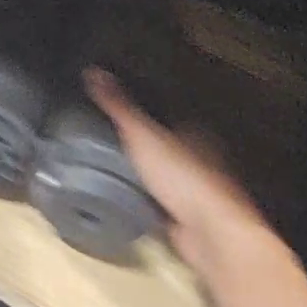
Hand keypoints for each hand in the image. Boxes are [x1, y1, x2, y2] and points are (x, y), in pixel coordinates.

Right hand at [84, 67, 275, 277]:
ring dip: (145, 170)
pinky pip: (162, 198)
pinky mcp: (191, 216)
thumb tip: (93, 70)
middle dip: (144, 140)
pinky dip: (146, 195)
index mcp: (197, 135)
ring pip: (167, 172)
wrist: (213, 236)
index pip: (169, 113)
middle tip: (106, 134)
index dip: (145, 108)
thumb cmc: (183, 178)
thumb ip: (118, 106)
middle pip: (169, 143)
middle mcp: (204, 159)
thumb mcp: (142, 135)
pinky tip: (123, 192)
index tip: (116, 106)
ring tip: (107, 162)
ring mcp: (199, 190)